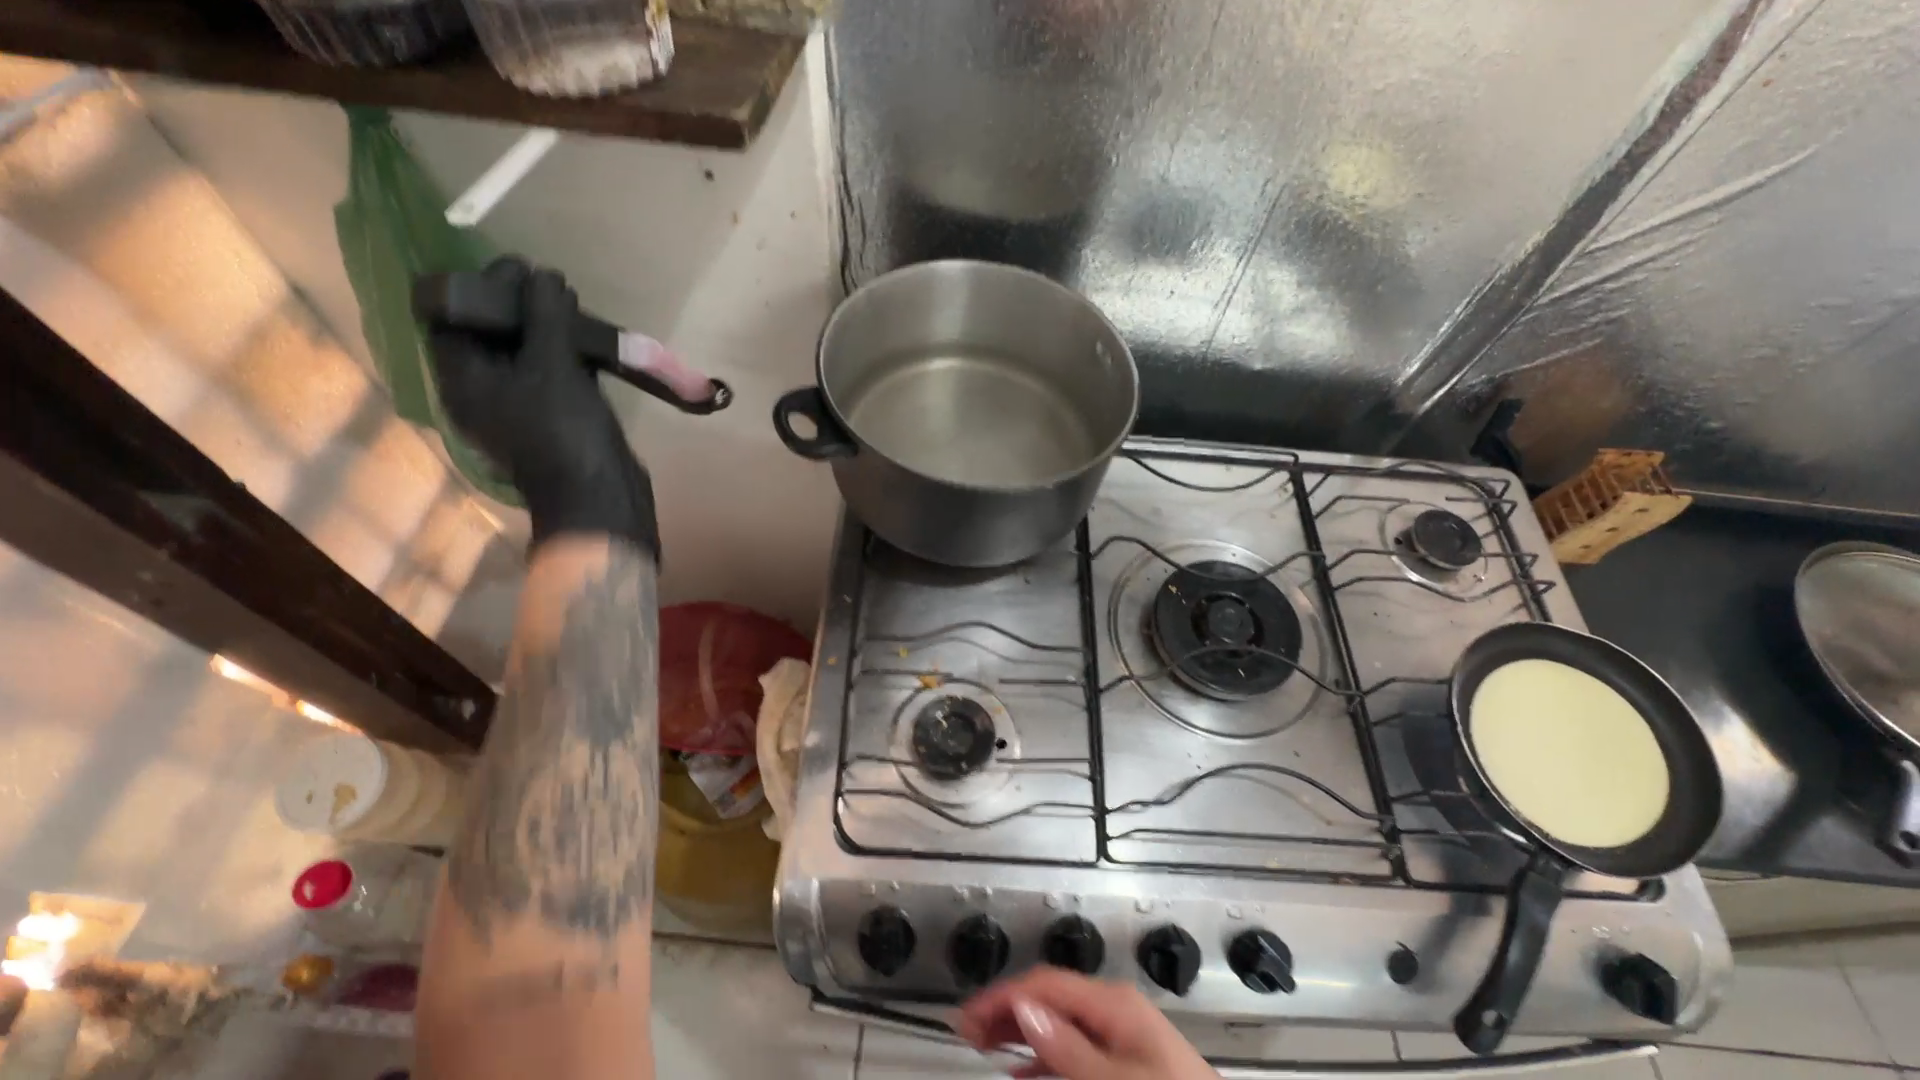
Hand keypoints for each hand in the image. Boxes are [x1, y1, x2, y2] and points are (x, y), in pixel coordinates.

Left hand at [426, 258, 657, 557]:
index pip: (450, 317)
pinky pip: (543, 377)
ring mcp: (513, 410)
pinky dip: (559, 357)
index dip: (479, 286)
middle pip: (485, 335)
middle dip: (516, 306)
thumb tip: (543, 276)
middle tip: (550, 286)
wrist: (598, 495)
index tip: (519, 269)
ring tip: (572, 308)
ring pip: (518, 356)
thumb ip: (544, 313)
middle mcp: (478, 393)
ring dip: (542, 330)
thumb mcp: (553, 363)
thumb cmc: (565, 428)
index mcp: (462, 379)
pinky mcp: (545, 422)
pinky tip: (586, 342)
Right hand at [959, 968, 1218, 1079]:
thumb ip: (1067, 1046)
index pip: (1044, 984)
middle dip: (1006, 1009)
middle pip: (1049, 997)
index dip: (1001, 995)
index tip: (965, 1017)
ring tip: (985, 1048)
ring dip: (1020, 1032)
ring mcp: (1123, 1033)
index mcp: (1114, 1003)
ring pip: (1059, 1022)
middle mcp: (1117, 1009)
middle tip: (966, 1031)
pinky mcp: (1128, 1058)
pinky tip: (1025, 1071)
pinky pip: (1074, 1045)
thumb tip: (1023, 1009)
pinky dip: (1044, 1054)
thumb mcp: (1113, 1078)